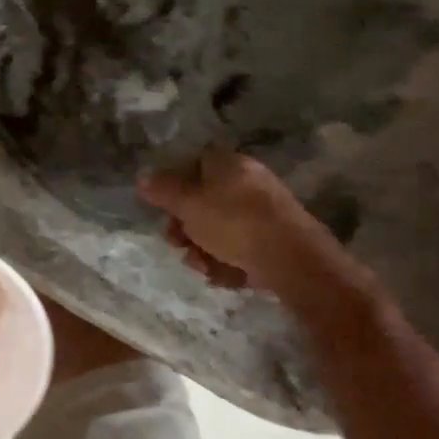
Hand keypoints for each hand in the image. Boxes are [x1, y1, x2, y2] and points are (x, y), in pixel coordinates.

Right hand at [138, 150, 342, 290]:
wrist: (295, 262)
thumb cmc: (234, 224)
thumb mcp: (187, 204)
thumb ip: (162, 190)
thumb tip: (143, 177)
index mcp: (231, 165)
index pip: (194, 163)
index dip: (174, 184)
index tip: (163, 207)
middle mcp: (250, 183)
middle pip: (204, 200)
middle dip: (185, 225)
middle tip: (175, 242)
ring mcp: (266, 212)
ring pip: (219, 228)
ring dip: (202, 248)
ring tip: (202, 266)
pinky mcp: (276, 240)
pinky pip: (240, 247)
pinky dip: (227, 261)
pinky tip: (223, 275)